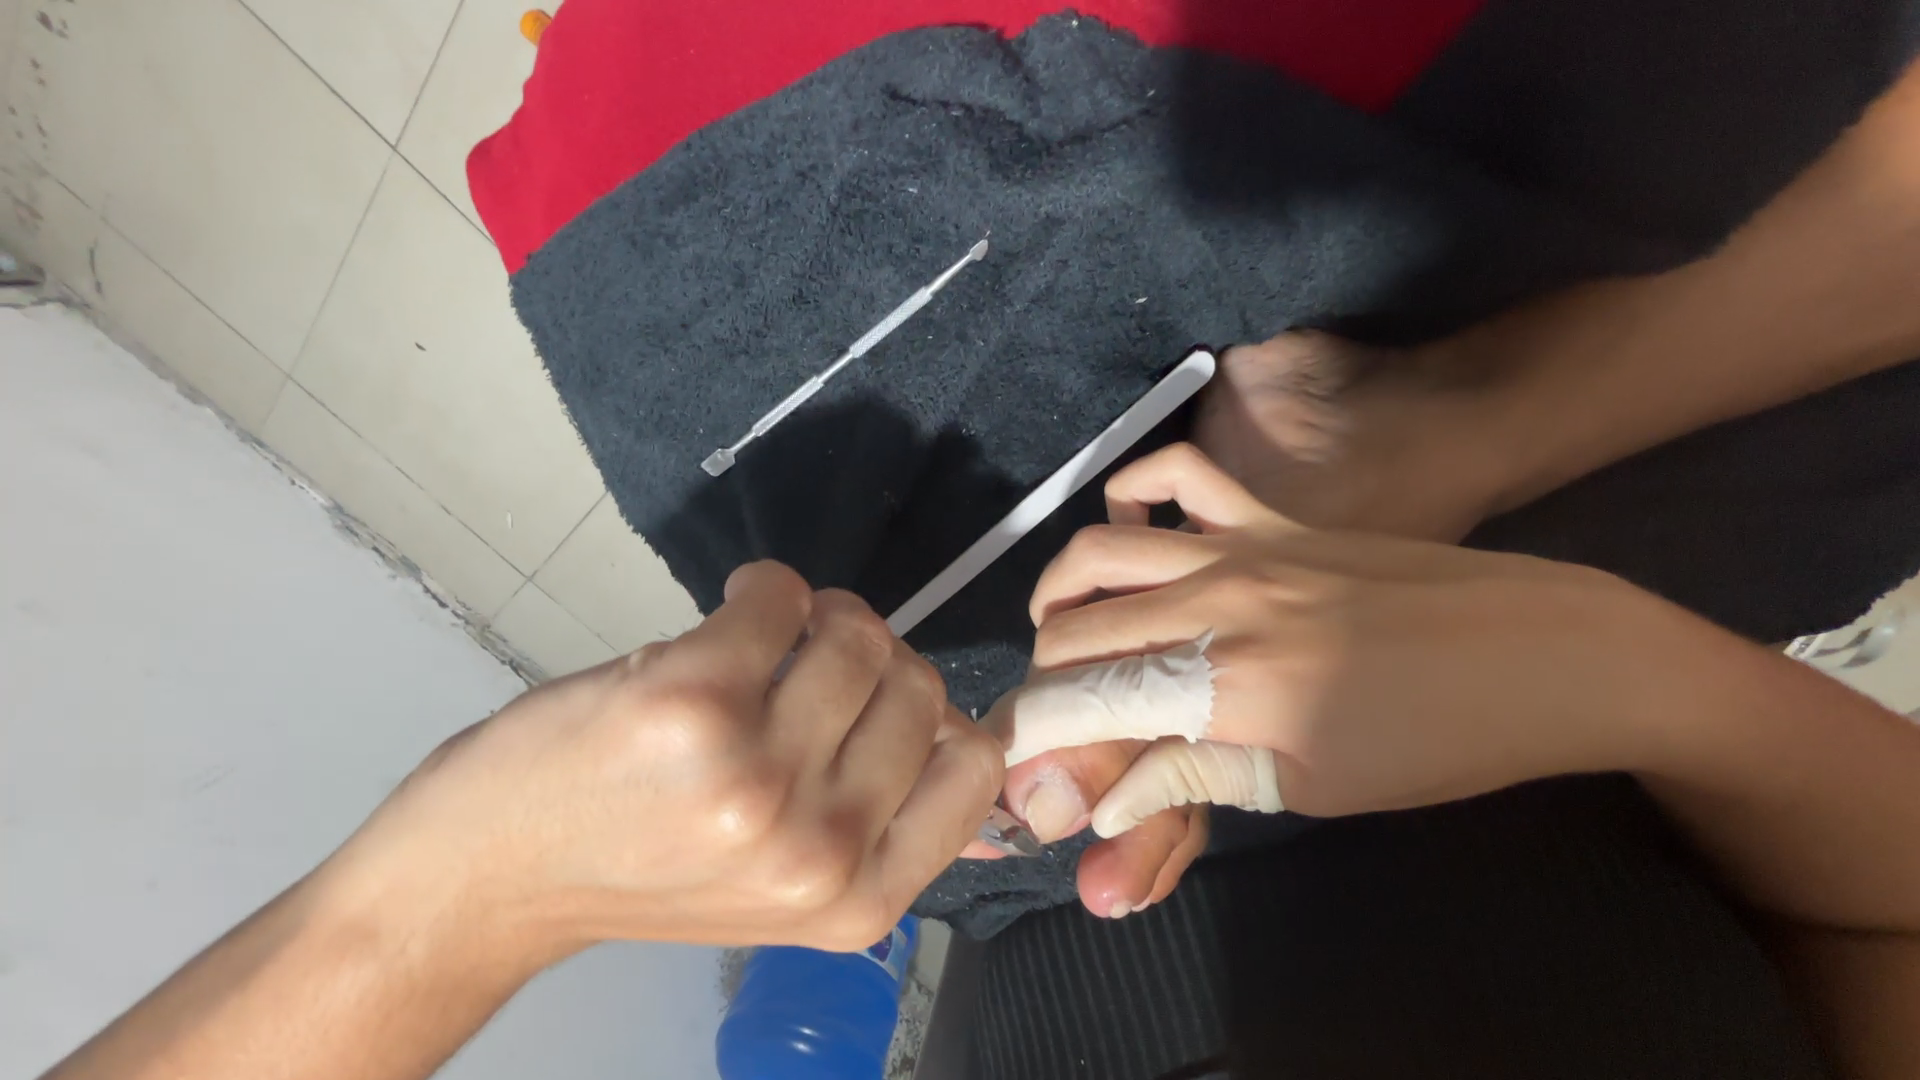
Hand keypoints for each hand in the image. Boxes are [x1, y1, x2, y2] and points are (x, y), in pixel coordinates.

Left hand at [332, 561, 1003, 956]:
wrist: (487, 882)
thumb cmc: (649, 872)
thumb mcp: (792, 885)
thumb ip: (885, 826)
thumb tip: (972, 745)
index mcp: (859, 898)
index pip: (975, 766)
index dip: (941, 715)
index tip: (884, 701)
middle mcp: (822, 846)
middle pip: (918, 685)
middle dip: (872, 658)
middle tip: (810, 664)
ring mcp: (758, 774)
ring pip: (859, 633)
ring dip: (820, 613)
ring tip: (769, 635)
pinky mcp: (695, 701)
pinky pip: (783, 595)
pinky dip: (765, 587)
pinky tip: (731, 611)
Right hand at [989, 328, 1518, 915]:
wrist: (1547, 656)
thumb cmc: (1432, 744)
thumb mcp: (1307, 786)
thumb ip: (1190, 781)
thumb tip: (1098, 807)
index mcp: (1227, 686)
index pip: (1086, 703)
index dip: (1032, 731)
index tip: (1012, 757)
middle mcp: (1215, 602)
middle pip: (1078, 632)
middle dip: (1041, 678)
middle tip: (1051, 715)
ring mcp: (1240, 546)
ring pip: (1099, 552)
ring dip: (1058, 596)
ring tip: (1062, 633)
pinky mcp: (1269, 516)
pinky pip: (1180, 474)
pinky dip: (1133, 491)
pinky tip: (1126, 528)